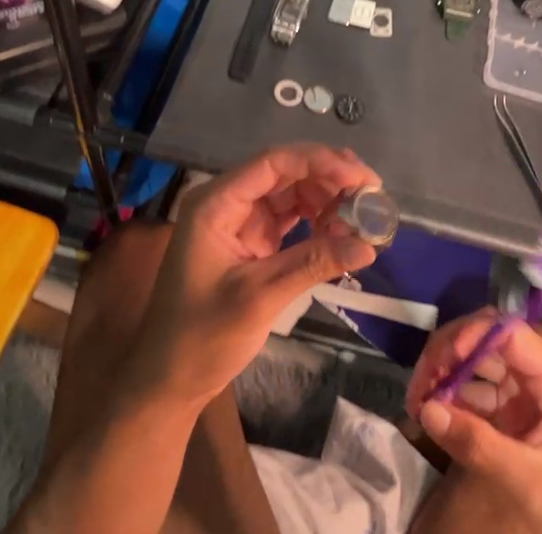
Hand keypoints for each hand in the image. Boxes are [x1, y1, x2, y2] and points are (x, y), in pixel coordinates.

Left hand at [131, 144, 381, 405]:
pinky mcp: (250, 240)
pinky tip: (342, 232)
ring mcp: (239, 220)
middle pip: (286, 172)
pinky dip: (317, 220)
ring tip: (363, 217)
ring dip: (327, 199)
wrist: (169, 378)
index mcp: (216, 203)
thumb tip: (369, 246)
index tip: (361, 177)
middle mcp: (227, 201)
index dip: (320, 163)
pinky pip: (289, 216)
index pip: (273, 163)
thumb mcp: (260, 298)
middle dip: (330, 178)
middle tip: (372, 194)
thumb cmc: (202, 336)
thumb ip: (312, 263)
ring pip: (291, 192)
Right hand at [407, 312, 541, 532]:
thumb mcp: (531, 481)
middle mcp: (540, 375)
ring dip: (446, 378)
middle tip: (418, 388)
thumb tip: (425, 410)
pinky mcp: (518, 415)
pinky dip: (454, 402)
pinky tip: (432, 416)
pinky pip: (480, 394)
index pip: (508, 332)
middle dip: (448, 356)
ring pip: (478, 366)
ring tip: (417, 405)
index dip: (470, 336)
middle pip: (487, 342)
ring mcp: (528, 394)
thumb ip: (478, 445)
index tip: (438, 364)